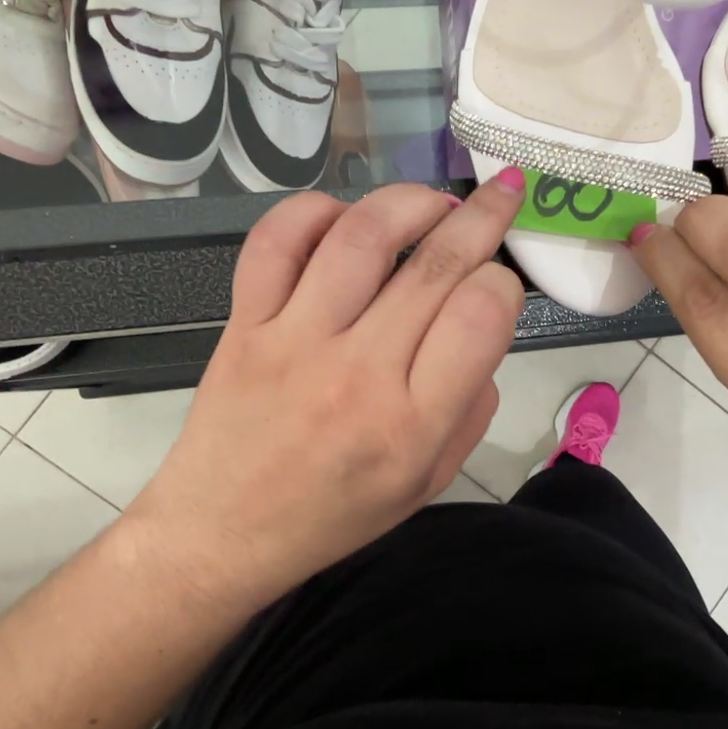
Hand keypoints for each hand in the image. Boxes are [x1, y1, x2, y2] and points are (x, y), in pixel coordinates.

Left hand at [124, 176, 526, 604]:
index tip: (498, 283)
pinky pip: (275, 243)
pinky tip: (342, 219)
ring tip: (433, 202)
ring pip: (360, 237)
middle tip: (500, 196)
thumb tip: (482, 331)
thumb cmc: (334, 515)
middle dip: (481, 218)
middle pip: (434, 265)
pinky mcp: (244, 323)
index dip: (504, 281)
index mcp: (411, 425)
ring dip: (409, 201)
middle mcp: (357, 374)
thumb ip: (469, 410)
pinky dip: (313, 211)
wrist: (223, 532)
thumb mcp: (427, 484)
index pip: (480, 316)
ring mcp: (294, 341)